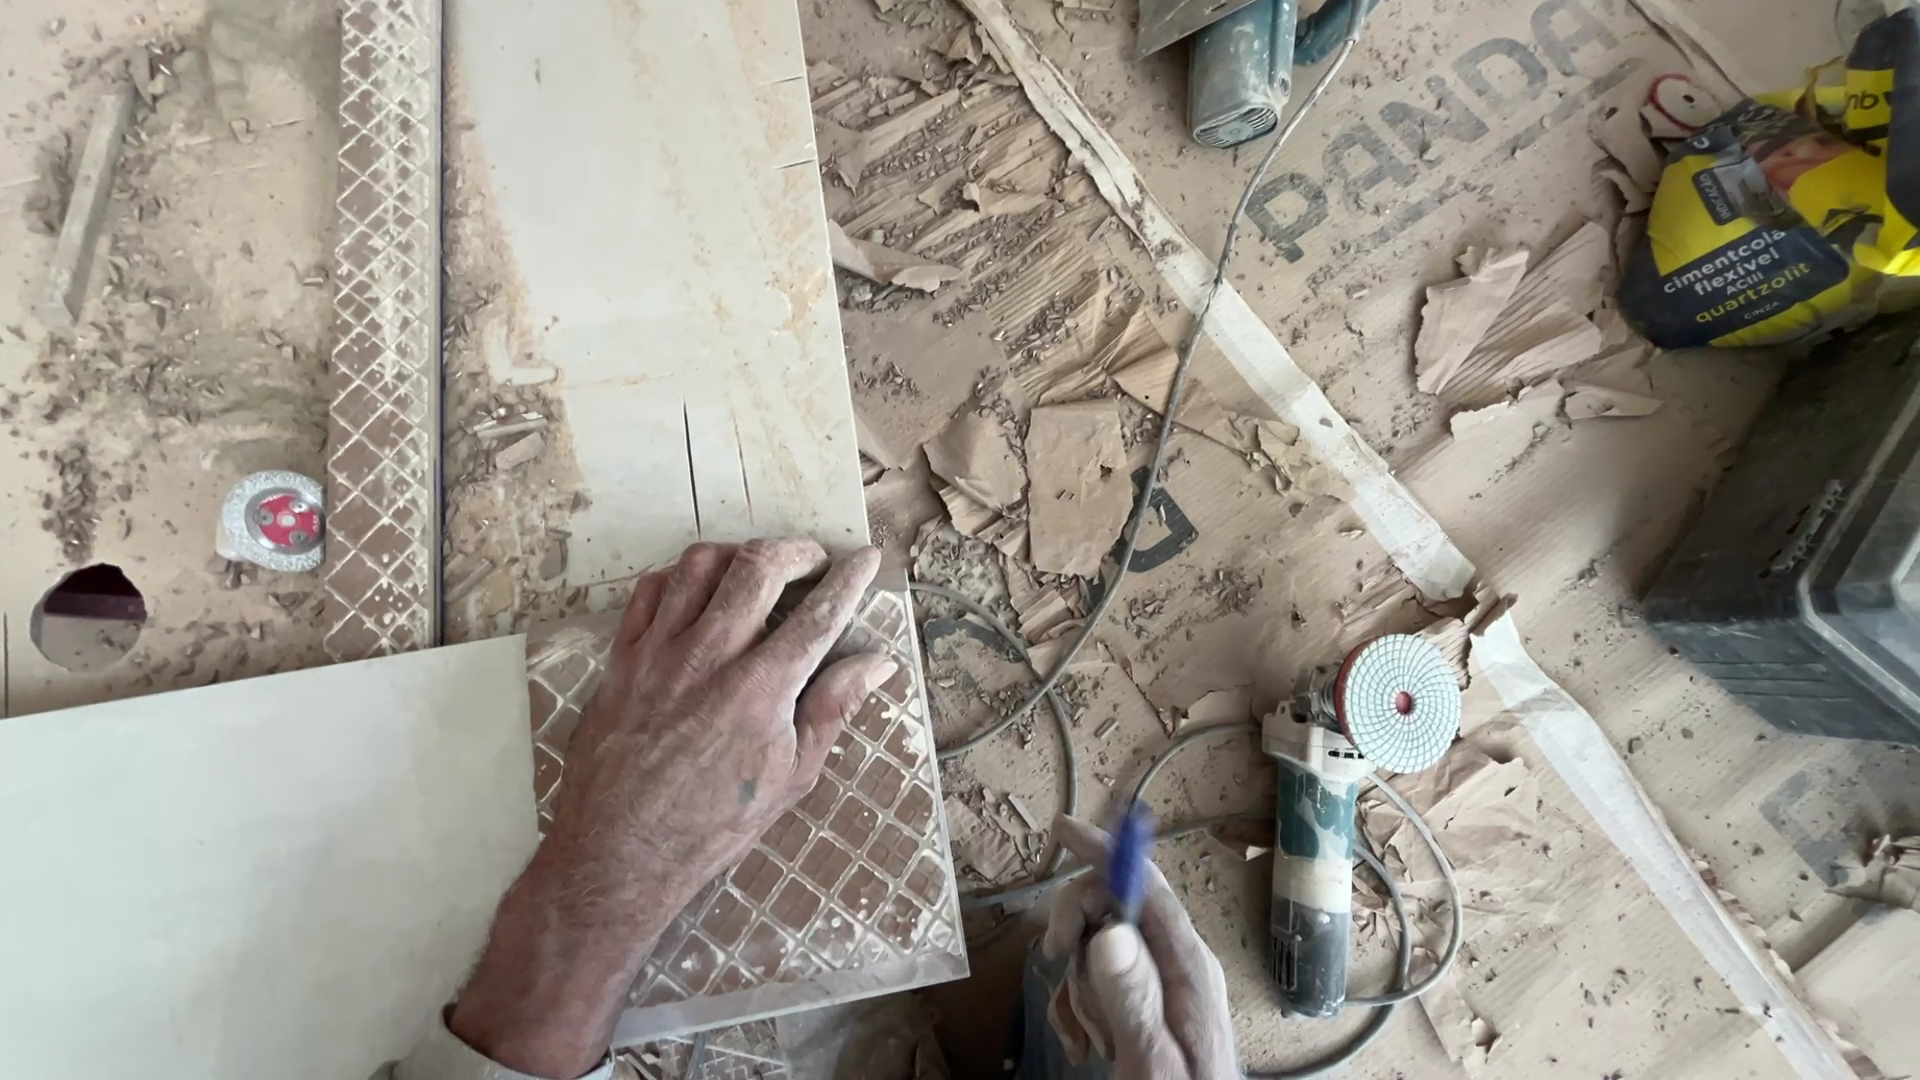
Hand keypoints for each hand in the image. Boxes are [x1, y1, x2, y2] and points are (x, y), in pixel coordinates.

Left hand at [545, 538, 891, 903]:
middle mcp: (711, 656)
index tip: (866, 557)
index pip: (820, 614)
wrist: (619, 854)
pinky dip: (681, 577)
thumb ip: (835, 708)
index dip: (850, 578)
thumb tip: (878, 663)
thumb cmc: (715, 822)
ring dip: (740, 554)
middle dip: (797, 551)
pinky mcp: (622, 658)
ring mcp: (660, 652)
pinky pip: (651, 590)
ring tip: (757, 568)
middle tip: (813, 561)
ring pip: (701, 564)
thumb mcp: (792, 776)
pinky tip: (698, 591)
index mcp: (762, 689)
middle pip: (759, 567)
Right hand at [1043, 815, 1237, 1079]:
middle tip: (1051, 955)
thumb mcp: (1153, 1062)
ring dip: (1075, 980)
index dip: (1104, 850)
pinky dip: (1077, 1001)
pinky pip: (1098, 975)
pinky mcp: (1144, 1001)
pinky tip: (1078, 1039)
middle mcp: (1177, 960)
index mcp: (1189, 965)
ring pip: (1097, 941)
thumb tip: (1108, 931)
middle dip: (1075, 924)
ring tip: (1079, 1032)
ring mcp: (1160, 980)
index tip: (1063, 829)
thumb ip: (1133, 1000)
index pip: (1146, 884)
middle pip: (1113, 905)